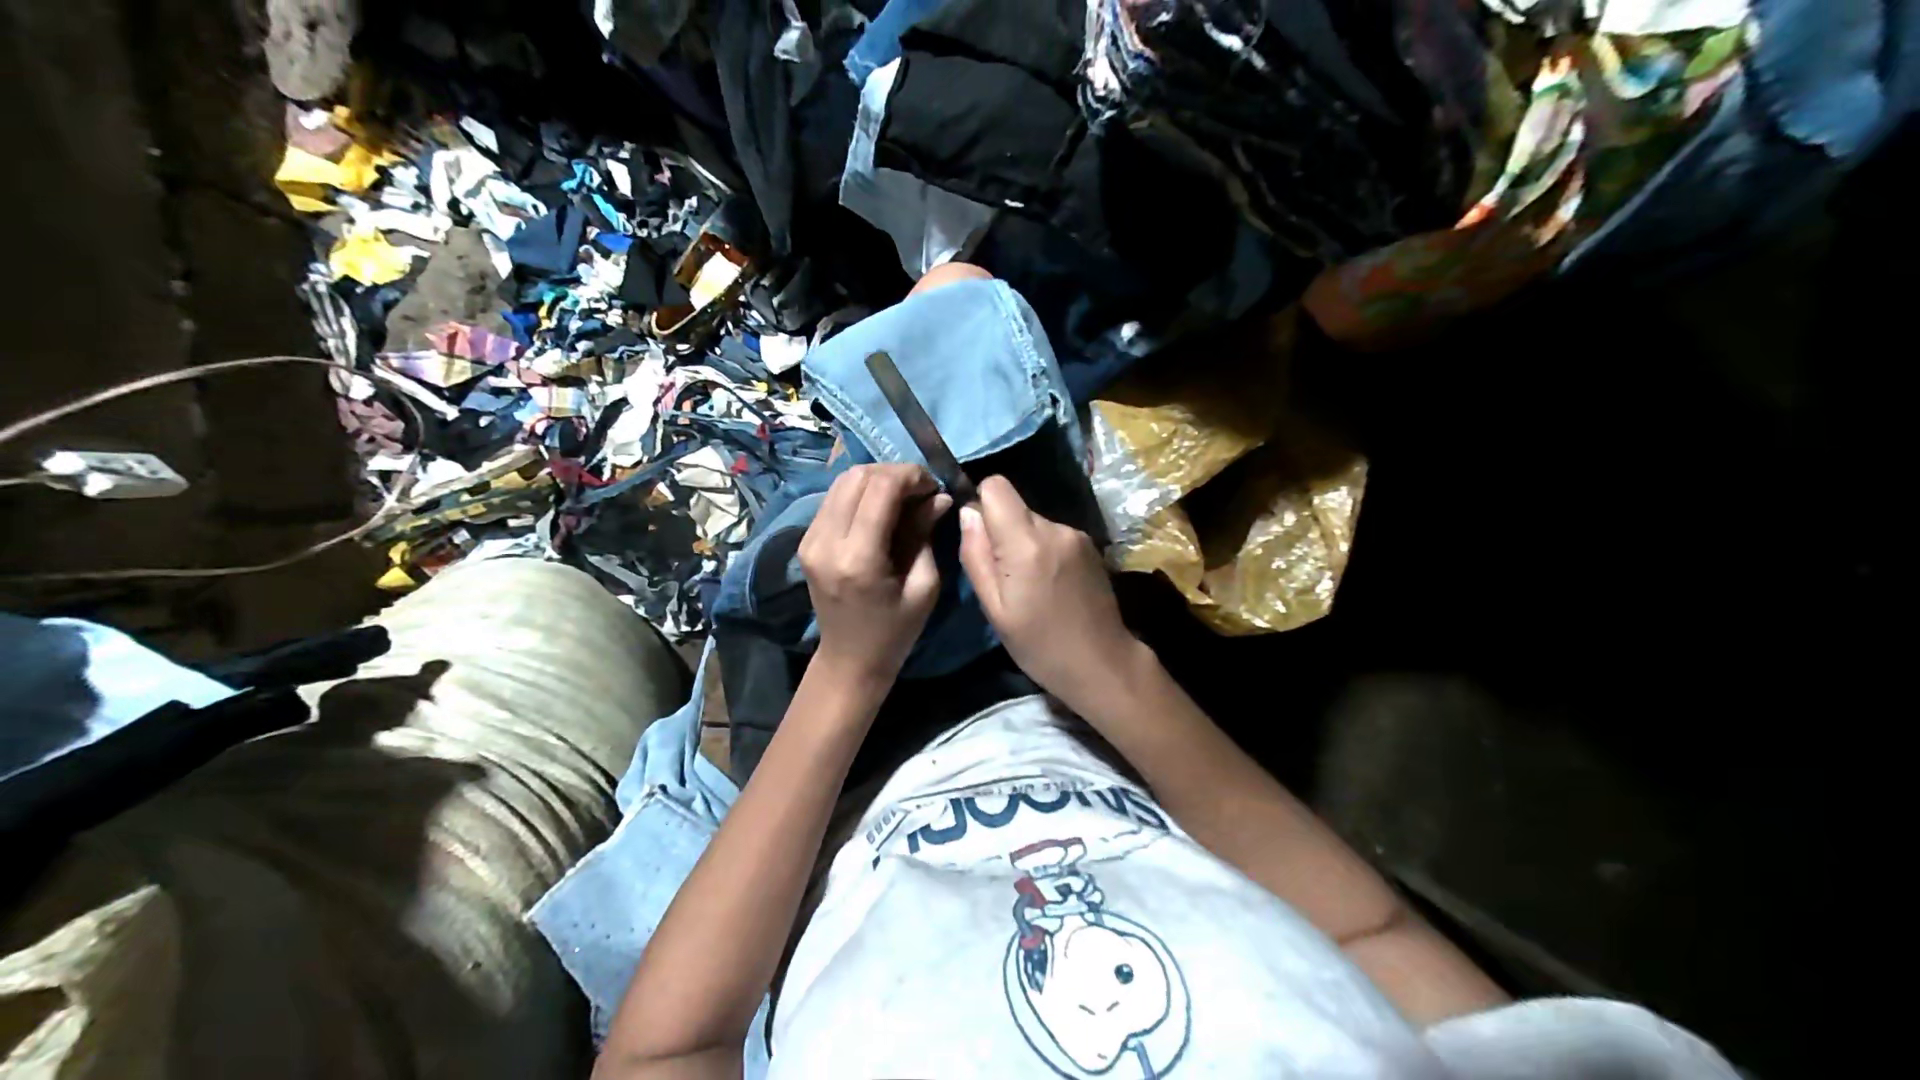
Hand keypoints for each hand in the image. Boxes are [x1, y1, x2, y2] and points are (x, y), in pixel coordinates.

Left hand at [800, 464, 952, 687]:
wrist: (849, 659)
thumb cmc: (895, 631)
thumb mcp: (923, 586)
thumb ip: (925, 534)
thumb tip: (938, 496)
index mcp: (858, 558)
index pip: (880, 488)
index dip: (910, 476)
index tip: (933, 486)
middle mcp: (826, 542)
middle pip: (857, 476)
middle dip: (894, 473)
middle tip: (920, 491)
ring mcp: (809, 539)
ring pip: (842, 481)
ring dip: (876, 479)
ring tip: (903, 497)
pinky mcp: (805, 540)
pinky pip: (833, 498)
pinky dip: (860, 493)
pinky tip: (881, 508)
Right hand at [957, 475, 1145, 713]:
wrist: (1101, 662)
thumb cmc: (1038, 644)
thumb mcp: (993, 607)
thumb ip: (976, 554)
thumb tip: (968, 513)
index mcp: (1026, 542)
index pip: (996, 486)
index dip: (981, 503)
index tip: (981, 537)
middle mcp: (1055, 528)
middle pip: (1015, 506)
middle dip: (1002, 530)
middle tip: (1004, 574)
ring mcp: (1077, 535)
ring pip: (1034, 521)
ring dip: (1025, 542)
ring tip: (1030, 584)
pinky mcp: (1091, 545)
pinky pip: (1054, 534)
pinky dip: (1044, 550)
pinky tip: (1051, 584)